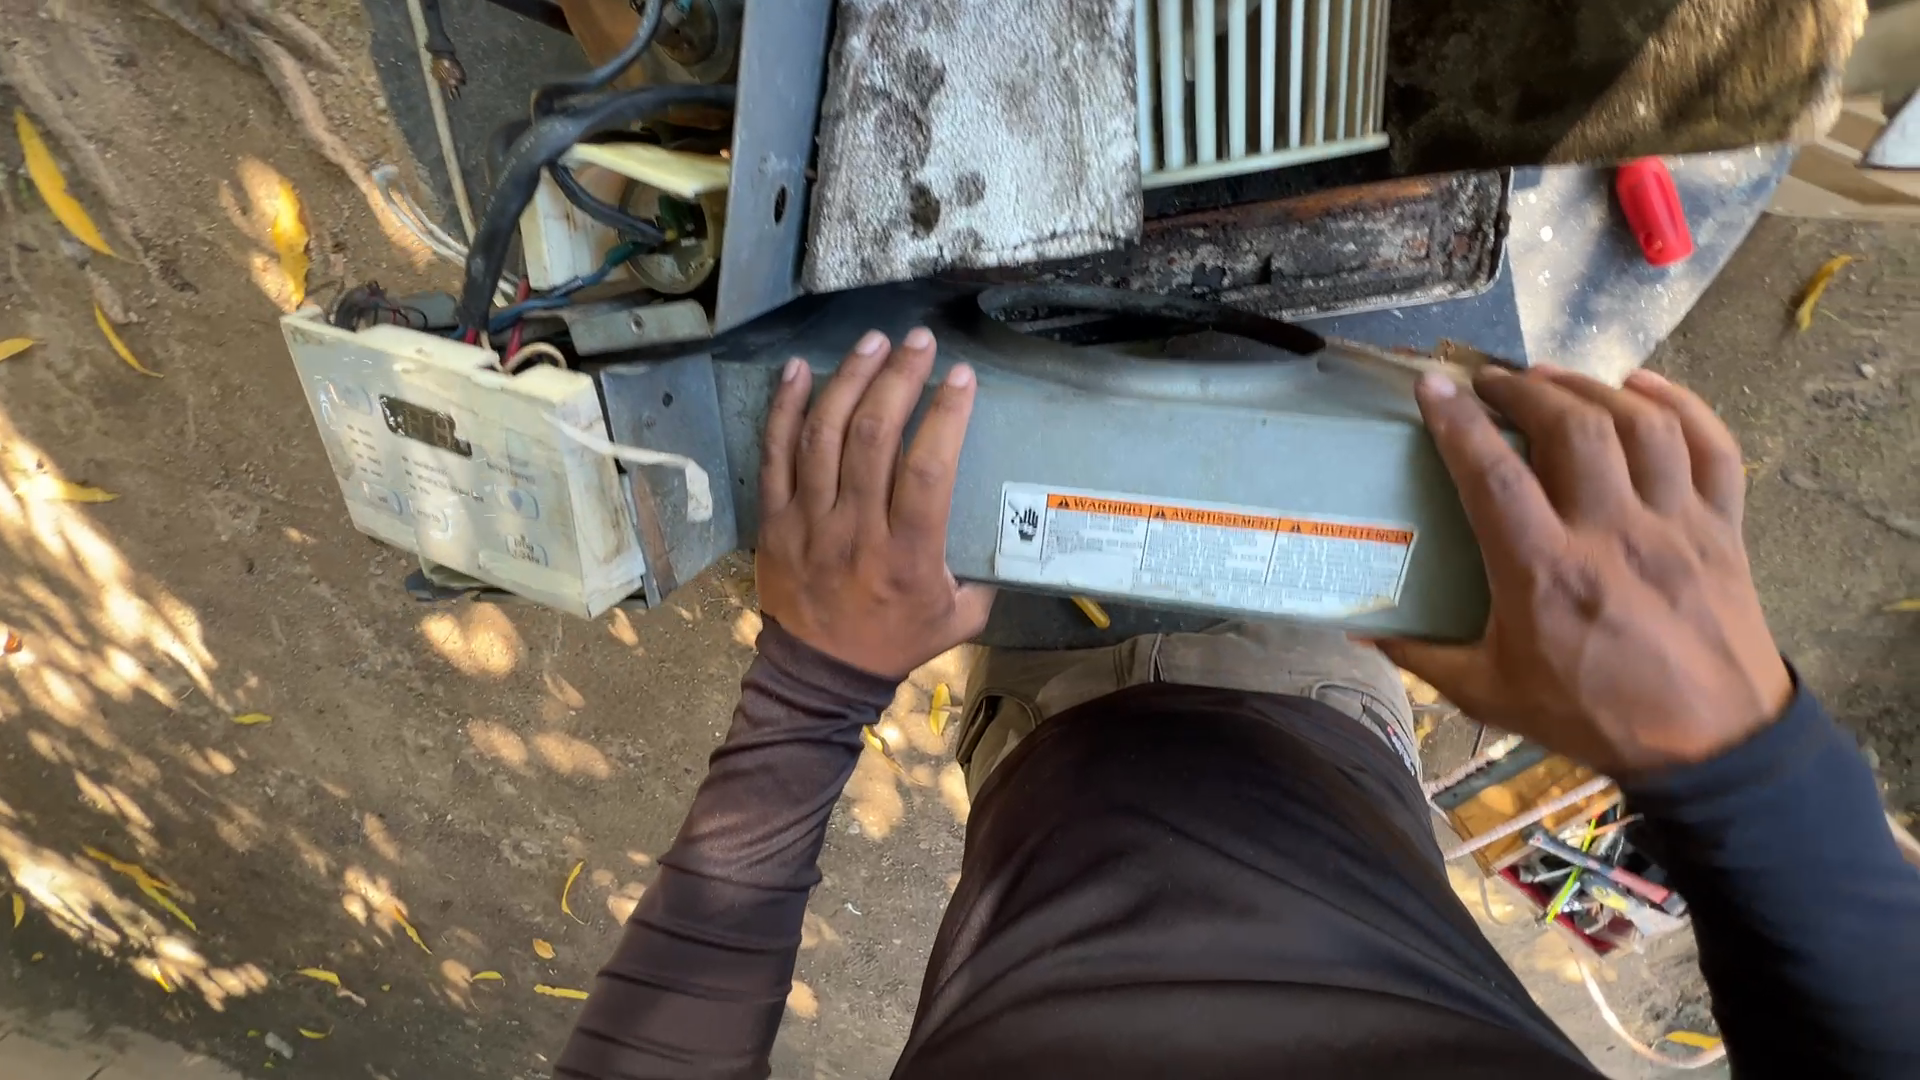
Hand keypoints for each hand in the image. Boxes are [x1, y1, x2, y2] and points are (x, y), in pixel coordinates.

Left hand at [755, 327, 994, 678]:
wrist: (821, 675)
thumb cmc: (895, 642)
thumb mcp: (960, 619)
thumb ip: (987, 575)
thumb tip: (1011, 528)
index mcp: (908, 555)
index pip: (928, 470)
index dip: (946, 416)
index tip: (961, 377)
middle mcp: (856, 530)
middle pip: (874, 437)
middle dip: (899, 379)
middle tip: (918, 342)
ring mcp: (808, 521)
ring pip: (824, 435)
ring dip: (849, 380)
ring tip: (871, 342)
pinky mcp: (774, 519)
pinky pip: (774, 454)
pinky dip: (784, 408)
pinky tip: (799, 369)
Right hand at [1376, 366, 1791, 774]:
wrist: (1715, 750)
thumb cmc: (1587, 715)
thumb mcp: (1484, 690)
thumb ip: (1418, 654)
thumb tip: (1357, 629)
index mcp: (1544, 572)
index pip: (1494, 476)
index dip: (1459, 423)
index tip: (1433, 386)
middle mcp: (1612, 536)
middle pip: (1573, 431)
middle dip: (1524, 390)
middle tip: (1489, 379)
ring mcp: (1677, 528)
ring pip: (1642, 428)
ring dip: (1589, 389)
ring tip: (1548, 377)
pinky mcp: (1723, 532)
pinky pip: (1713, 449)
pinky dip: (1680, 405)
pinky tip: (1641, 387)